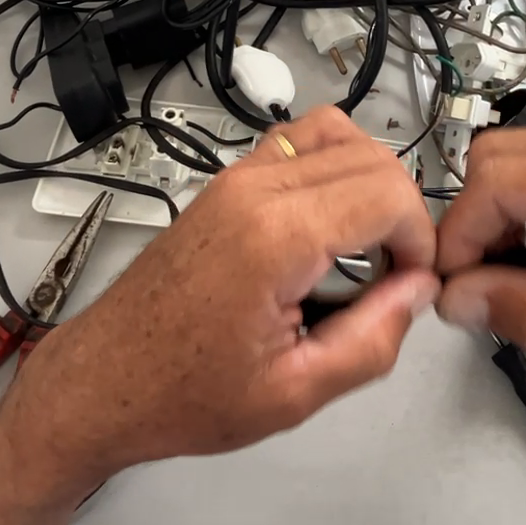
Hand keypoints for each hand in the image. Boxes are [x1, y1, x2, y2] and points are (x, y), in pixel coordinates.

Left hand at [0, 106, 439, 496]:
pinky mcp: (227, 178)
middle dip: (403, 212)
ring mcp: (238, 174)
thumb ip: (373, 339)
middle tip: (392, 273)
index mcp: (277, 236)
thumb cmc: (186, 393)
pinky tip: (329, 216)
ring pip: (339, 132)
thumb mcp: (293, 393)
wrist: (104, 377)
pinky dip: (333, 160)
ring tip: (366, 240)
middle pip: (373, 158)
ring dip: (370, 178)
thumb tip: (420, 288)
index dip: (421, 238)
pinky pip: (298, 137)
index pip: (389, 194)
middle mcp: (257, 187)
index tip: (410, 283)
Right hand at [434, 126, 525, 411]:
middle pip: (498, 154)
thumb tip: (452, 298)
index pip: (498, 180)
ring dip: (494, 211)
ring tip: (505, 276)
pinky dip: (521, 204)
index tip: (452, 292)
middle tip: (478, 285)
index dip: (461, 234)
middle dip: (473, 218)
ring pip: (516, 156)